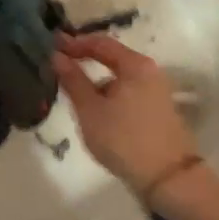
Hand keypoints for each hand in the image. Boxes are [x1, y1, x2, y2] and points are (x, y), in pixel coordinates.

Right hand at [52, 34, 198, 194]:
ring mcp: (157, 92)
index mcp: (135, 65)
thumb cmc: (123, 139)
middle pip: (112, 59)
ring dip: (97, 83)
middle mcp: (150, 72)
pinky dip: (109, 95)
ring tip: (74, 96)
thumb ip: (73, 80)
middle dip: (85, 62)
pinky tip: (96, 113)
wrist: (167, 176)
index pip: (100, 43)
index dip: (74, 43)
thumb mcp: (90, 110)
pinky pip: (128, 93)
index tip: (51, 46)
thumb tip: (57, 56)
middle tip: (59, 68)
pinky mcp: (158, 110)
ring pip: (120, 79)